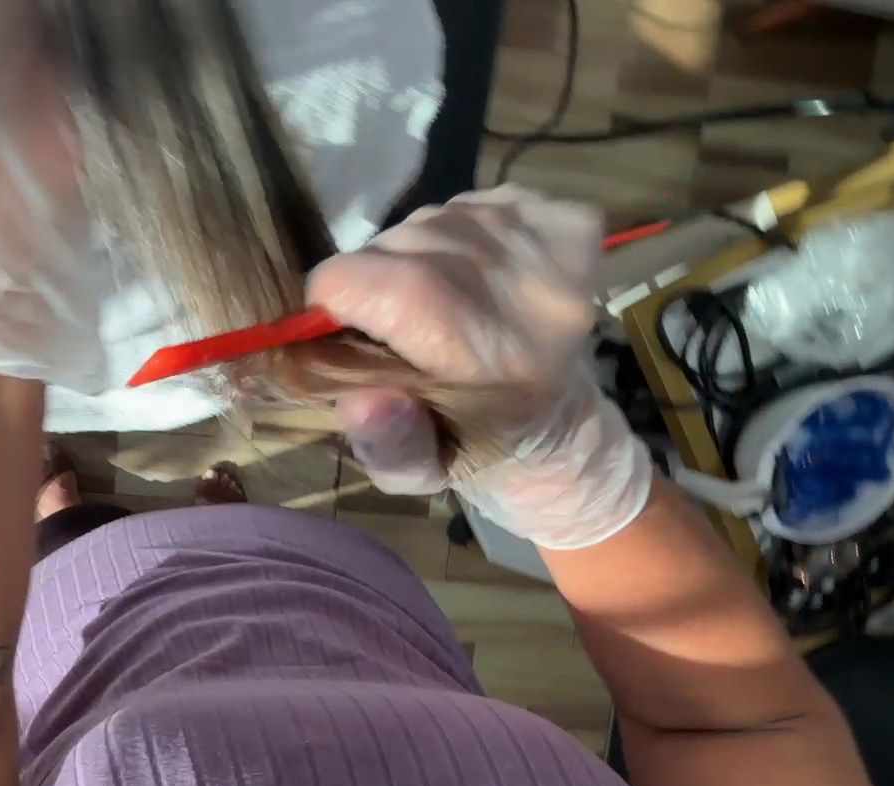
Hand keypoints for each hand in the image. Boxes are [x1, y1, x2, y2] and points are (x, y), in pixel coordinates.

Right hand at [309, 185, 652, 548]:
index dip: (335, 295)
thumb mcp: (415, 474)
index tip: (325, 325)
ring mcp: (555, 246)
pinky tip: (460, 276)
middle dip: (365, 278)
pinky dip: (445, 235)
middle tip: (378, 325)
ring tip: (421, 302)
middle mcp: (535, 293)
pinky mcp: (568, 218)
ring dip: (403, 255)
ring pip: (429, 219)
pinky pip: (466, 204)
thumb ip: (386, 444)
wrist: (556, 420)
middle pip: (405, 246)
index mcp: (497, 361)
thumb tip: (357, 399)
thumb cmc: (471, 449)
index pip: (398, 290)